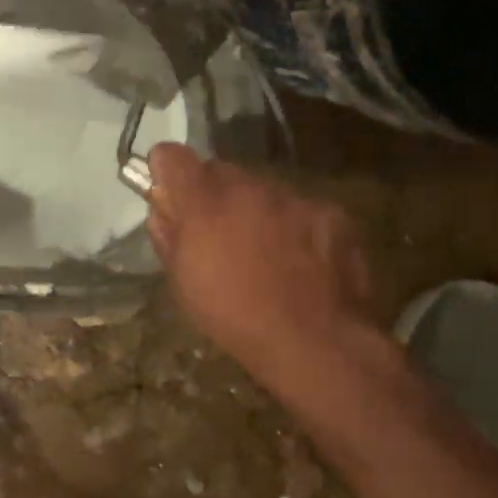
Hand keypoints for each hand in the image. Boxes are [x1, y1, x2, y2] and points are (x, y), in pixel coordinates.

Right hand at [145, 144, 378, 389]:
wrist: (317, 343)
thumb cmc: (233, 314)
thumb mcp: (180, 280)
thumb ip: (168, 235)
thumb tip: (163, 211)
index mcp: (203, 200)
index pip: (170, 155)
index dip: (165, 171)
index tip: (170, 197)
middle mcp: (247, 186)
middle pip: (219, 171)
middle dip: (212, 194)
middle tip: (217, 233)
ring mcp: (294, 198)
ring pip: (262, 189)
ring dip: (255, 209)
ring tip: (266, 252)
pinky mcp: (333, 214)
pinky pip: (303, 209)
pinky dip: (296, 227)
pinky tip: (302, 262)